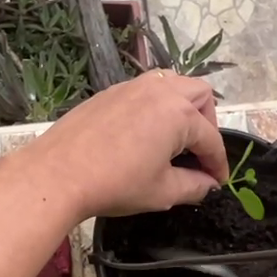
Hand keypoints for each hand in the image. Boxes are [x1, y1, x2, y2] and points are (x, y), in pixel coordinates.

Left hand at [6, 71, 229, 220]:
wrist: (57, 173)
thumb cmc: (115, 184)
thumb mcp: (162, 192)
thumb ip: (193, 186)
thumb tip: (207, 184)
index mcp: (179, 113)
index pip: (211, 139)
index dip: (218, 163)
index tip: (218, 181)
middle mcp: (159, 90)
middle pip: (199, 95)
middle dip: (207, 123)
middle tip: (198, 153)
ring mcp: (131, 87)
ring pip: (171, 84)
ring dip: (182, 107)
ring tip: (174, 137)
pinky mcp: (108, 93)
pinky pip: (144, 91)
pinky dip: (154, 107)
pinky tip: (143, 134)